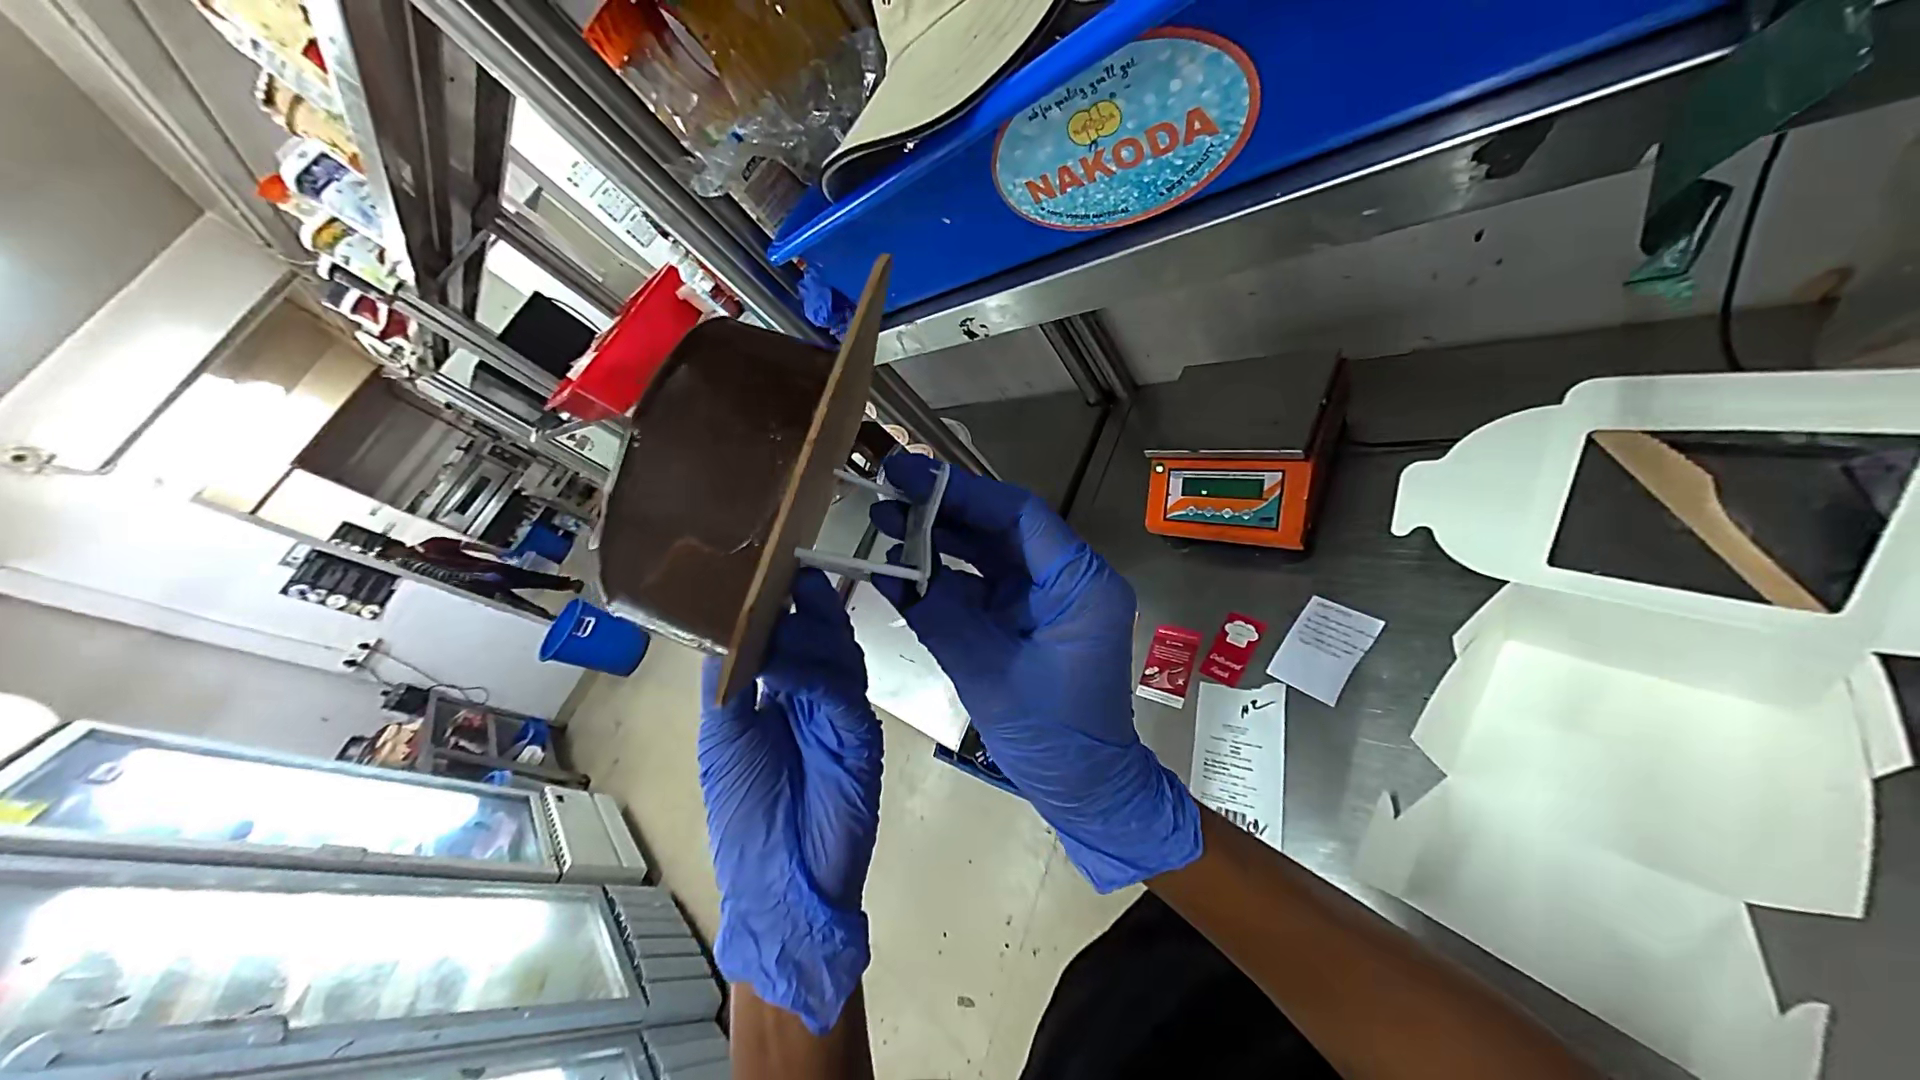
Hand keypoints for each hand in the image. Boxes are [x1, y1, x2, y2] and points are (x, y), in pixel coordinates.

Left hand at [699, 568, 882, 1035]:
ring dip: (811, 628)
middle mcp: (818, 697)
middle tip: (788, 566)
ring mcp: (842, 714)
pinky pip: (838, 693)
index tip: (766, 568)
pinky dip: (812, 674)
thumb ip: (728, 682)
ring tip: (791, 595)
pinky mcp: (858, 736)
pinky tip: (785, 663)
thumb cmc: (747, 813)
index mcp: (786, 696)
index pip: (789, 638)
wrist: (781, 883)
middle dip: (805, 603)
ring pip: (836, 655)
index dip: (780, 607)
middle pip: (819, 638)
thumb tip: (720, 627)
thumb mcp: (725, 737)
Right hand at [869, 454, 1199, 891]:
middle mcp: (1063, 580)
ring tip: (884, 520)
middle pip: (999, 526)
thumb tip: (890, 572)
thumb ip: (940, 618)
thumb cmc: (1054, 737)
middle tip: (888, 488)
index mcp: (1078, 583)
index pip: (1018, 514)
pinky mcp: (1022, 620)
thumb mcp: (990, 675)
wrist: (1086, 788)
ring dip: (938, 537)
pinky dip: (941, 577)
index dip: (962, 491)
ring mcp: (1041, 599)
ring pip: (986, 552)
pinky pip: (979, 586)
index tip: (911, 476)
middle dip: (942, 507)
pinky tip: (899, 568)